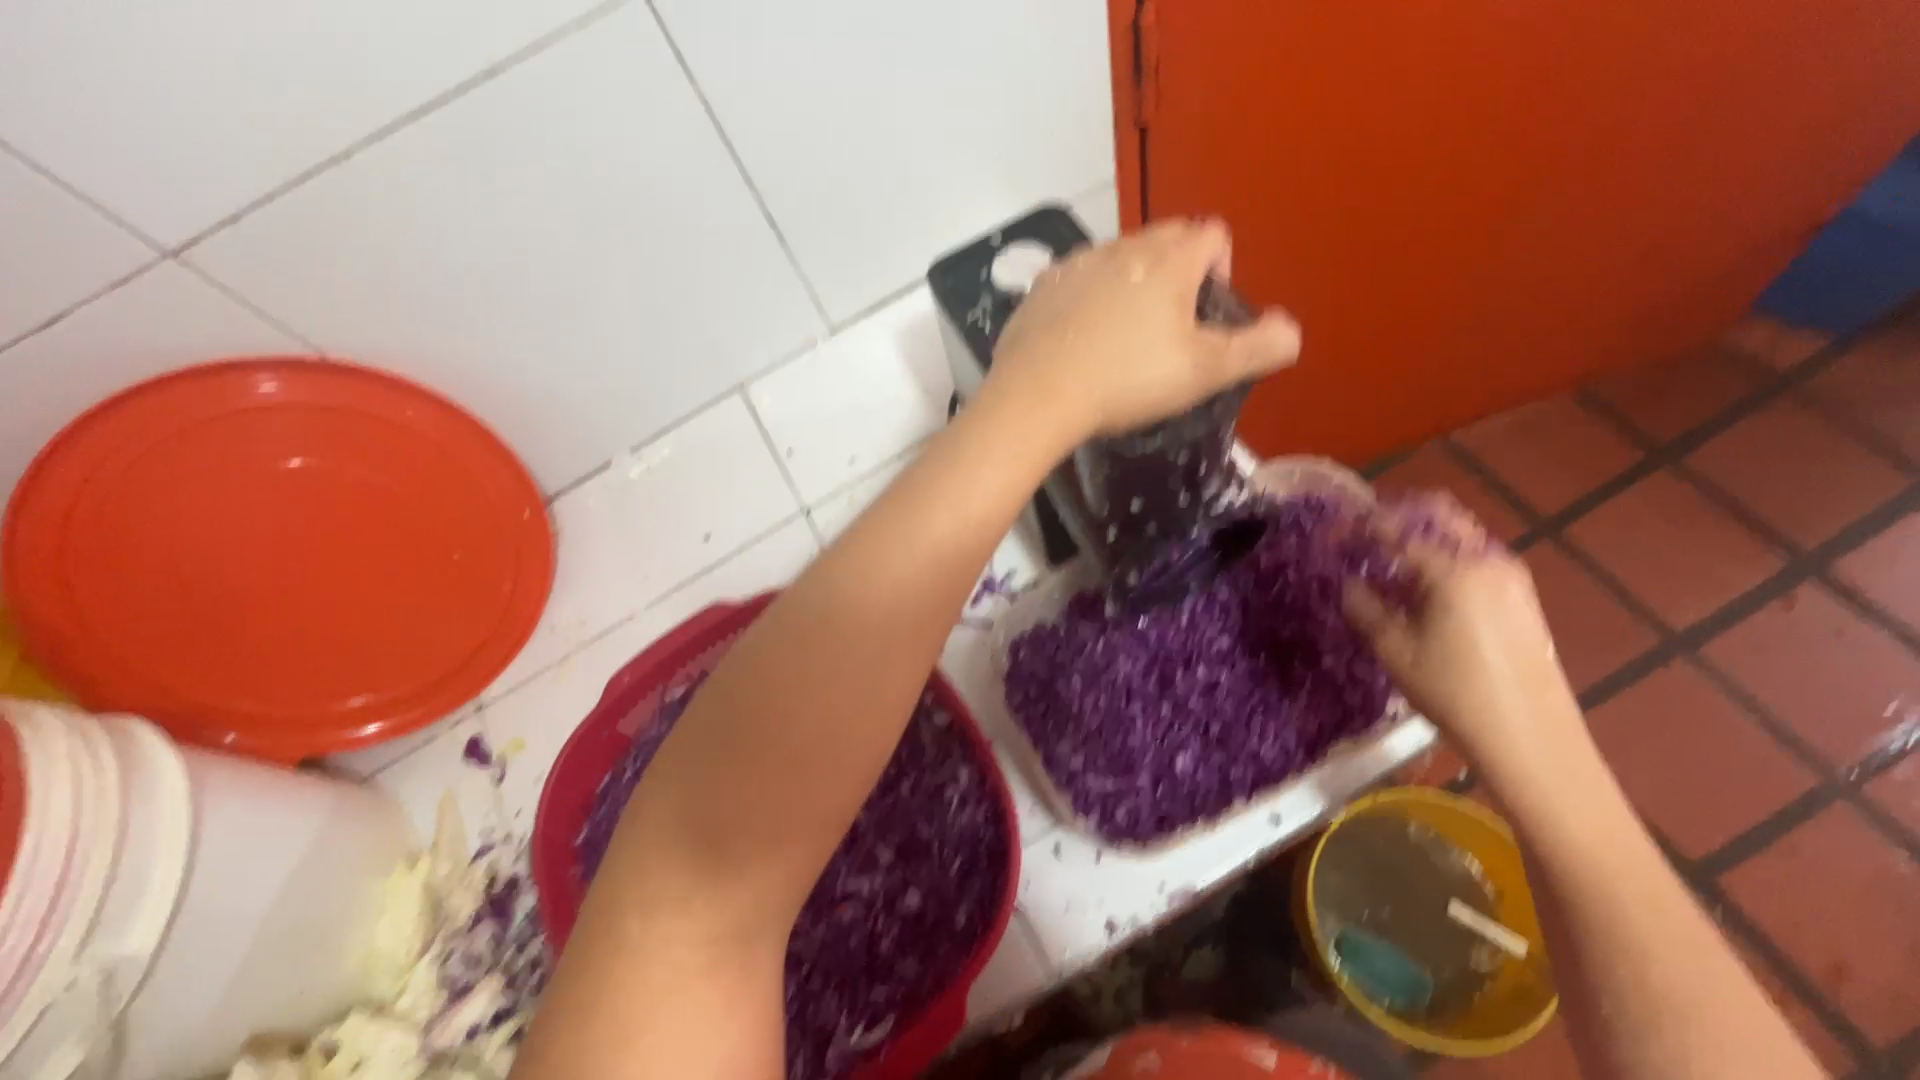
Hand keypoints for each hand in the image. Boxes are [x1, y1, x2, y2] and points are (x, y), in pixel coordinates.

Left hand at [983, 219, 1301, 438]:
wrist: (1036, 395)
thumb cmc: (1127, 380)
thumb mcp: (1204, 372)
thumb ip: (1256, 348)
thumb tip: (1291, 331)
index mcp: (1170, 260)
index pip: (1214, 234)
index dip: (1222, 269)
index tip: (1207, 317)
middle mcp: (1124, 247)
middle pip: (1167, 238)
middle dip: (1179, 272)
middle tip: (1171, 329)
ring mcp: (1077, 264)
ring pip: (1119, 258)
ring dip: (1132, 284)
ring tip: (1124, 339)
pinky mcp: (1042, 288)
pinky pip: (1077, 281)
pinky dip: (1088, 300)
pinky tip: (1082, 342)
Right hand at [1342, 497, 1583, 766]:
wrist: (1530, 734)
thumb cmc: (1454, 692)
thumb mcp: (1395, 652)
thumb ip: (1365, 609)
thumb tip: (1347, 584)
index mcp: (1454, 570)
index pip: (1396, 532)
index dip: (1358, 528)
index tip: (1331, 533)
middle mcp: (1487, 560)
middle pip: (1439, 515)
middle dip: (1397, 516)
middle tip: (1362, 532)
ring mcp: (1510, 576)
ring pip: (1459, 534)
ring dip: (1422, 536)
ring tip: (1387, 559)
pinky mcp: (1520, 595)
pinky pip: (1474, 556)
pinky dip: (1444, 556)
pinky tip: (1422, 584)